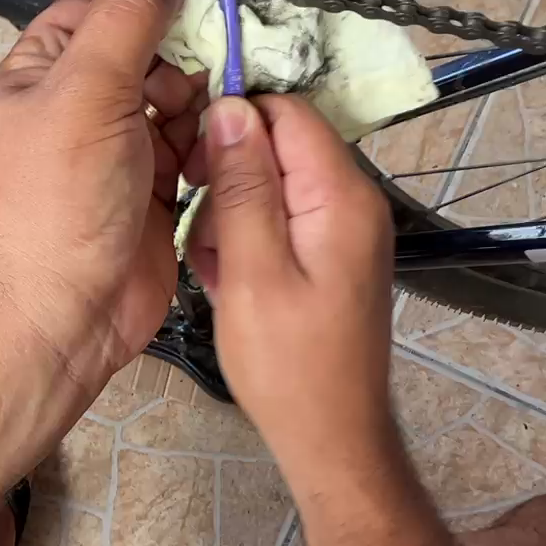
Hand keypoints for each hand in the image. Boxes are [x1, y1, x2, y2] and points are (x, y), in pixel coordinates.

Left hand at [0, 0, 205, 390]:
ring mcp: (117, 156)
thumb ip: (126, 21)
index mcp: (41, 77)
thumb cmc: (57, 204)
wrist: (65, 312)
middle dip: (178, 57)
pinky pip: (188, 153)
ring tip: (204, 123)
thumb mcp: (84, 92)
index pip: (92, 9)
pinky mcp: (153, 195)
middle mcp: (77, 112)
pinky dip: (204, 148)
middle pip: (143, 55)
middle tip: (200, 73)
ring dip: (197, 105)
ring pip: (173, 104)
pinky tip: (213, 154)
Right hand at [187, 95, 397, 476]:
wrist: (329, 436)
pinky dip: (248, 245)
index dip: (234, 125)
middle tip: (201, 235)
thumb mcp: (253, 271)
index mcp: (341, 196)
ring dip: (232, 219)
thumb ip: (242, 187)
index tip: (192, 167)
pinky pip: (281, 227)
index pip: (287, 113)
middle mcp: (353, 203)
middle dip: (229, 181)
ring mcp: (344, 234)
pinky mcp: (331, 260)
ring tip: (216, 271)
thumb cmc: (286, 364)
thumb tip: (231, 109)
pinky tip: (231, 283)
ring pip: (274, 189)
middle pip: (280, 149)